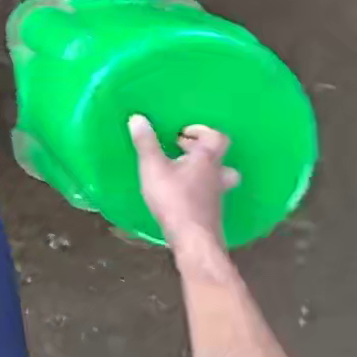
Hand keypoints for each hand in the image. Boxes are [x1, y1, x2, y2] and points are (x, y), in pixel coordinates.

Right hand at [128, 116, 240, 255]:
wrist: (193, 239)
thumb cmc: (174, 198)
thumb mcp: (152, 166)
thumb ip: (146, 142)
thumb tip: (138, 118)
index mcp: (206, 159)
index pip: (217, 137)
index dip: (202, 130)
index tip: (181, 131)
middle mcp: (216, 174)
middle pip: (218, 156)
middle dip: (199, 149)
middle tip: (177, 148)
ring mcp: (216, 194)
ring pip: (217, 175)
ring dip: (201, 169)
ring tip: (179, 169)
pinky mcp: (211, 211)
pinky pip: (209, 191)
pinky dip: (197, 186)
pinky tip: (179, 191)